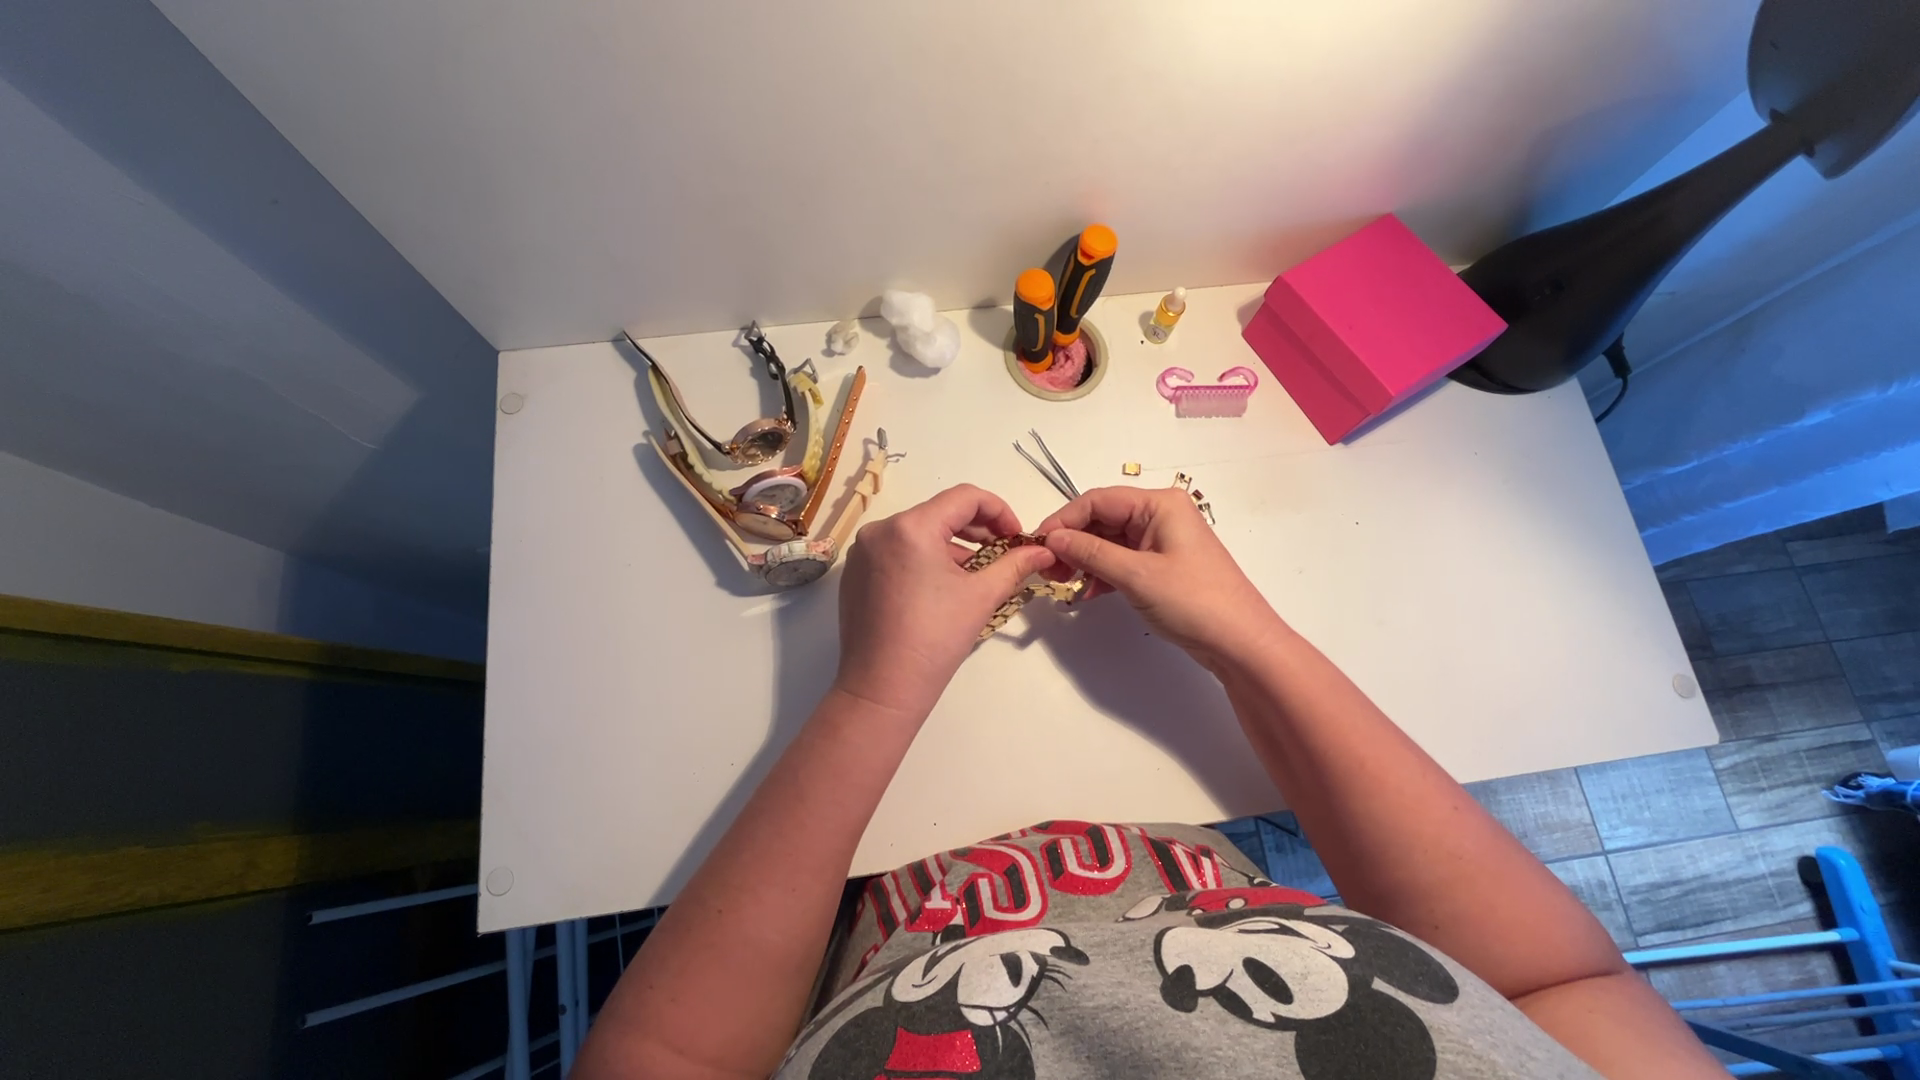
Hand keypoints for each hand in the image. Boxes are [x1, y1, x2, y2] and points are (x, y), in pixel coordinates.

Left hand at [834, 485, 1055, 719]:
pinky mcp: (855, 573)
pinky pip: (897, 551)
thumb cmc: (935, 639)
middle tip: (1004, 554)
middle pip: (939, 512)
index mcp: (910, 527)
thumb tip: (1043, 550)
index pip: (964, 497)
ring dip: (952, 546)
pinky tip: (942, 588)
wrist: (882, 687)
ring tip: (977, 575)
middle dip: (977, 530)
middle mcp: (881, 530)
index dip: (999, 511)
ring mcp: (863, 551)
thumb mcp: (981, 596)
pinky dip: (924, 559)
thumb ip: (1015, 564)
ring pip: (918, 532)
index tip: (1017, 537)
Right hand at [1036, 486, 1285, 670]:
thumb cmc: (1193, 601)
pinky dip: (1102, 574)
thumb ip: (1090, 553)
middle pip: (1102, 519)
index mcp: (1160, 504)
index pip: (1098, 500)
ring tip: (1063, 582)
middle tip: (1047, 568)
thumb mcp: (1136, 575)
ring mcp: (1162, 541)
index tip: (1037, 543)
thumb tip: (1052, 538)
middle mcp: (1160, 515)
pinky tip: (1088, 593)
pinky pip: (1122, 560)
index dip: (1064, 519)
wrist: (1240, 643)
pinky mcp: (1162, 566)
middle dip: (1072, 541)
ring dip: (1084, 559)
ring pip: (1109, 541)